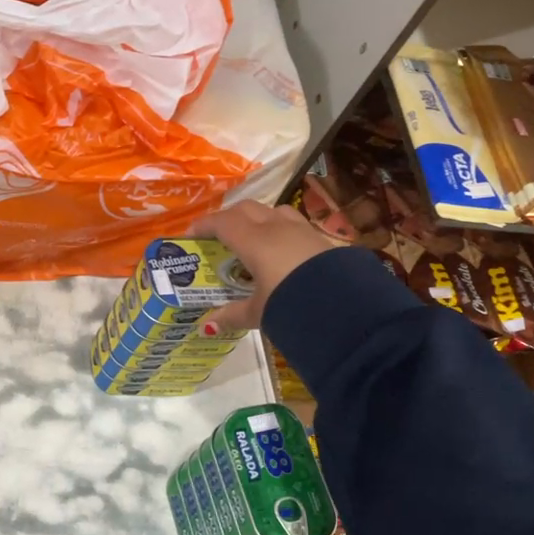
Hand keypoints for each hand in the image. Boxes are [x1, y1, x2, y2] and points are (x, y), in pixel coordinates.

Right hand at [191, 201, 340, 335]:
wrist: (344, 304)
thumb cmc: (290, 304)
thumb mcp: (258, 313)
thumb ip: (232, 315)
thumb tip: (207, 326)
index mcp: (255, 241)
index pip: (223, 223)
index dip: (203, 225)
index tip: (189, 235)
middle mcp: (276, 227)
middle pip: (246, 209)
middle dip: (227, 218)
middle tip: (216, 236)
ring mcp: (301, 229)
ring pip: (272, 211)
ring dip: (255, 219)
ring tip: (249, 239)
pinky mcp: (319, 238)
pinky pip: (292, 223)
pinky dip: (277, 229)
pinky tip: (278, 249)